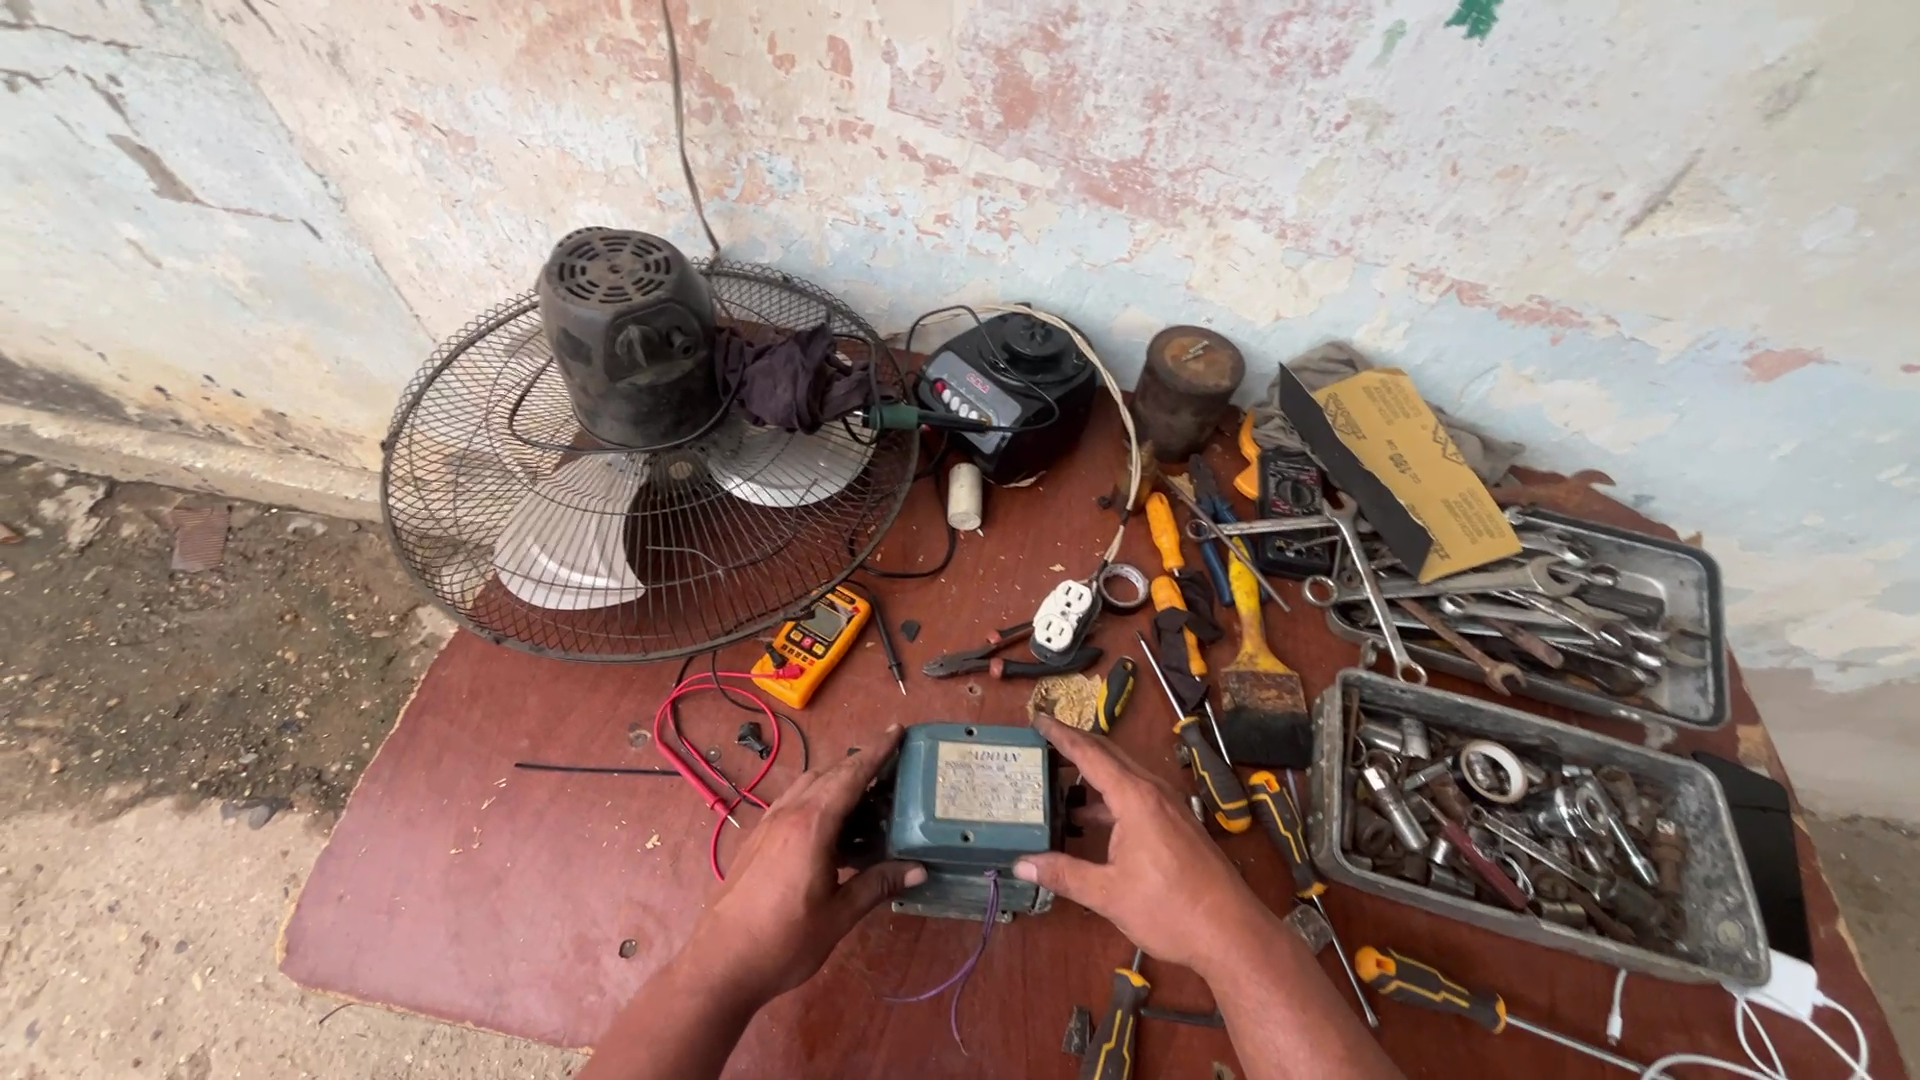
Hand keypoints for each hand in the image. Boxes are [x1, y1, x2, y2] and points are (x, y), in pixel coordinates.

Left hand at [686, 723, 925, 1004]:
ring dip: (836, 779)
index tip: (896, 730)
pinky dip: (816, 797)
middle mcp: (789, 814)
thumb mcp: (838, 915)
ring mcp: (768, 825)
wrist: (719, 965)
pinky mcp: (757, 839)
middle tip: (890, 763)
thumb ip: (876, 885)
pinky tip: (828, 824)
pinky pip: (792, 802)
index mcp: (812, 825)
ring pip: (807, 785)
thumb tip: (919, 869)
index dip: (876, 752)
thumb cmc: (784, 941)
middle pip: (829, 774)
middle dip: (860, 763)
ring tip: (864, 793)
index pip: (851, 776)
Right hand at [1015, 713, 1271, 976]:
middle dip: (1076, 742)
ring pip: (1124, 773)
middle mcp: (1152, 791)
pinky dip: (1108, 794)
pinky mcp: (1176, 822)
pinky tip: (1091, 816)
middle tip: (1043, 738)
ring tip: (1060, 774)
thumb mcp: (1109, 894)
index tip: (1039, 718)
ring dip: (1093, 769)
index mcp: (1134, 798)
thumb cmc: (1170, 909)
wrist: (1232, 932)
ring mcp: (1168, 805)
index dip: (1062, 734)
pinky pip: (1135, 793)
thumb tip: (1021, 865)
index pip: (1090, 754)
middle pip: (1109, 754)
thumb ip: (1064, 874)